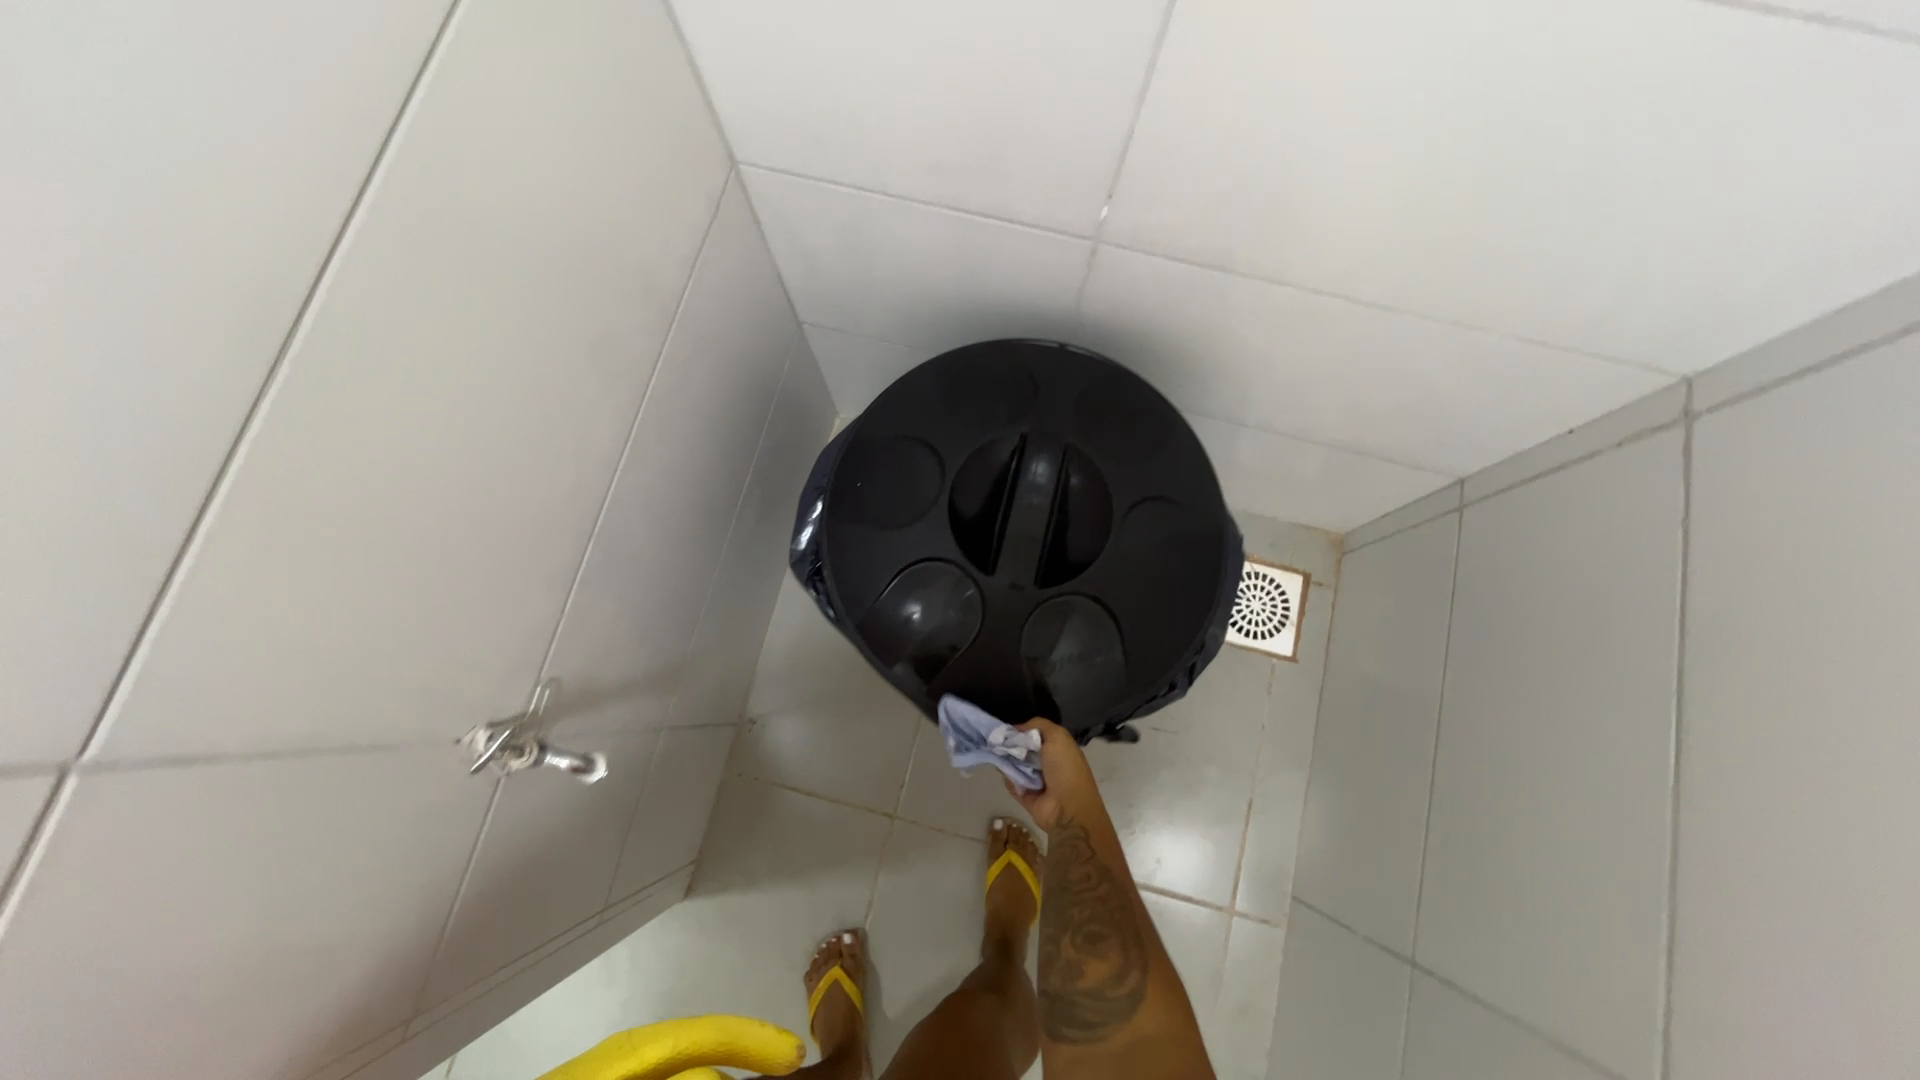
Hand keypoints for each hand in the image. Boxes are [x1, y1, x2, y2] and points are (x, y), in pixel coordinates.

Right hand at [1005, 717, 1104, 832]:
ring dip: (1006, 760)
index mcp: (1058, 748)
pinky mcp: (1026, 795)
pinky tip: (1003, 771)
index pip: (1035, 734)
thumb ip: (1038, 725)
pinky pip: (1011, 782)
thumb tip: (1017, 728)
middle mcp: (1047, 762)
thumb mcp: (1057, 736)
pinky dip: (1007, 777)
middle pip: (1022, 749)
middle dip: (1010, 744)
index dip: (1021, 730)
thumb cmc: (1065, 768)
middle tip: (996, 741)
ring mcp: (1036, 780)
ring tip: (995, 754)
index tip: (1005, 728)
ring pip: (1015, 765)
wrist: (1067, 808)